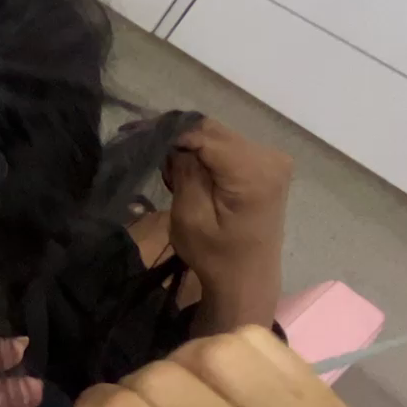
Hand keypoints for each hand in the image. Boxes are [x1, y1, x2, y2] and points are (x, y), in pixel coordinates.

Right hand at [166, 118, 291, 311]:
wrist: (247, 276)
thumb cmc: (215, 254)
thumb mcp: (189, 216)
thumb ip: (185, 173)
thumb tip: (174, 142)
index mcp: (253, 173)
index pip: (204, 134)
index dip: (168, 133)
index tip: (135, 138)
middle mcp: (269, 157)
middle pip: (212, 130)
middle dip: (177, 138)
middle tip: (148, 157)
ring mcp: (271, 159)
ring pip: (216, 135)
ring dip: (187, 146)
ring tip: (168, 172)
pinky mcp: (265, 165)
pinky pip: (226, 145)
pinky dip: (201, 153)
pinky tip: (188, 172)